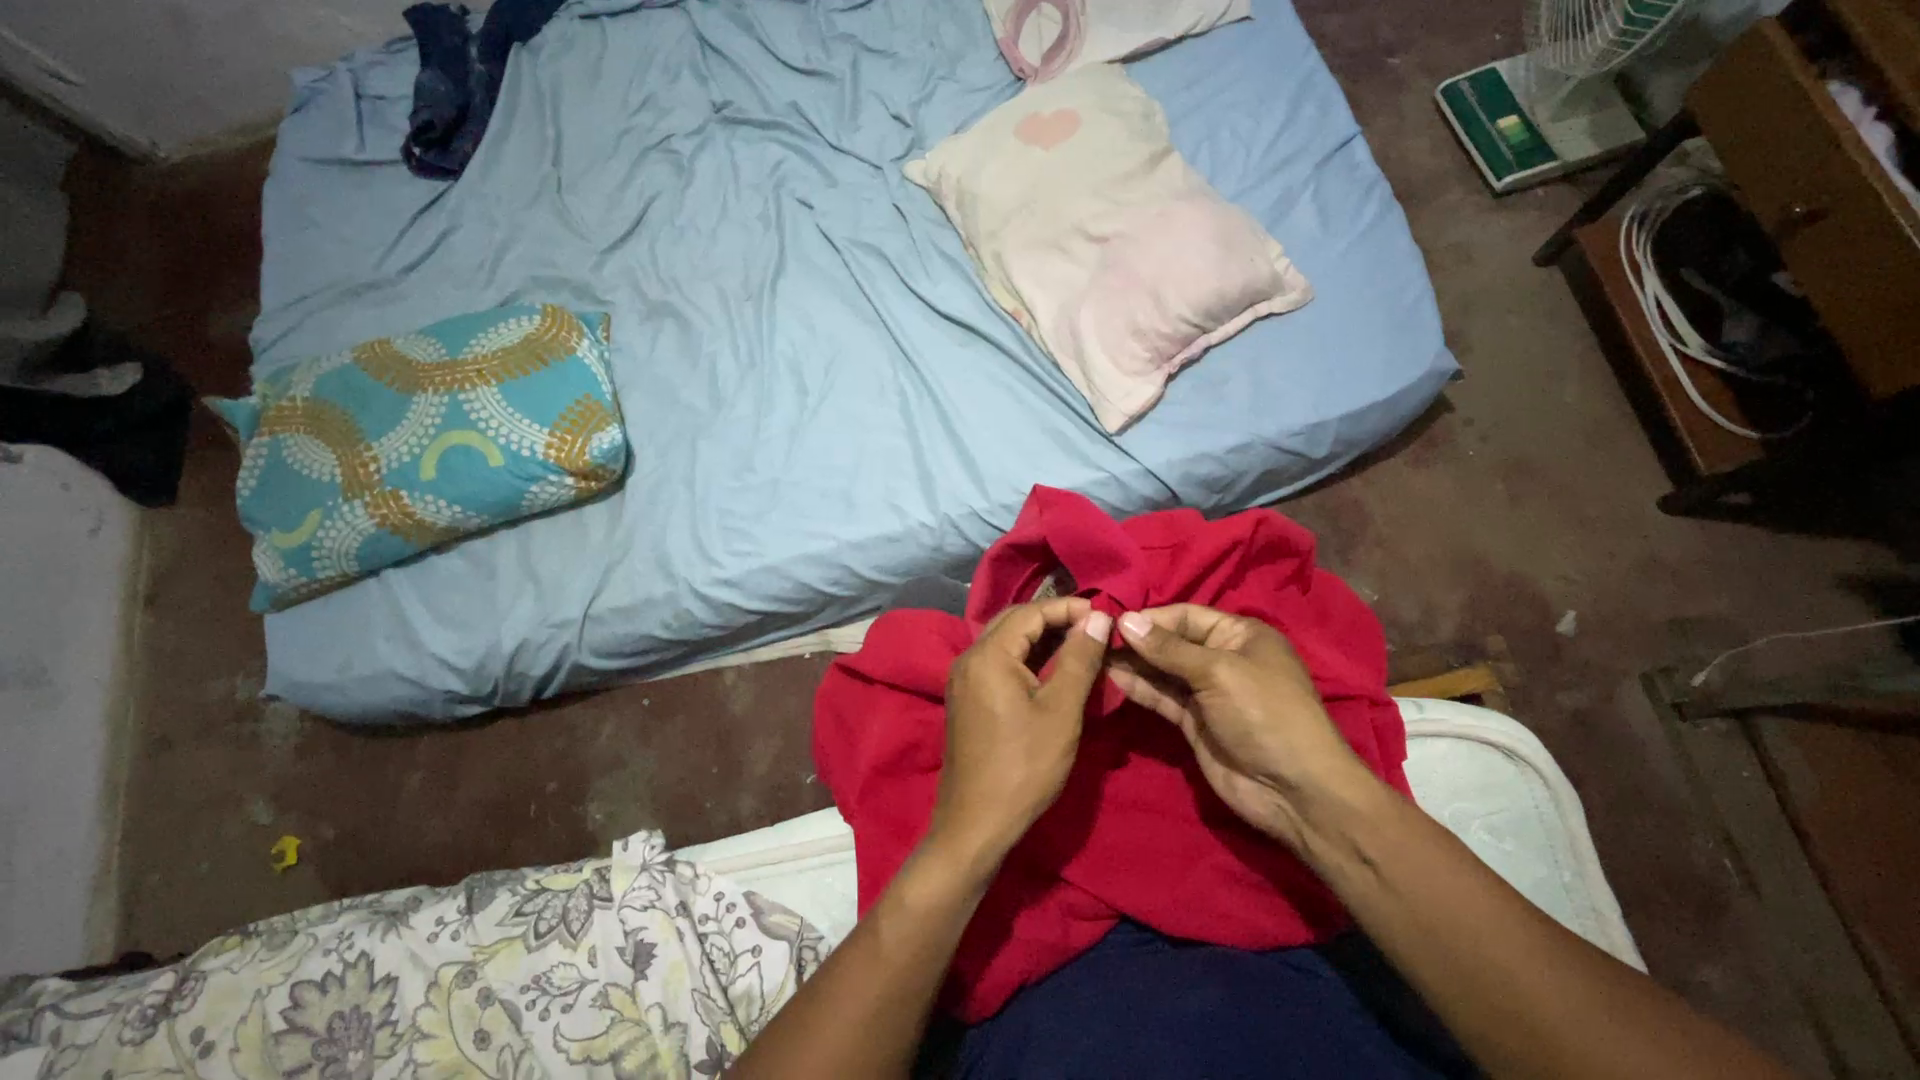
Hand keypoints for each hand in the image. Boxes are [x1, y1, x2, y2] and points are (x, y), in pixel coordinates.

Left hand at [930, 598, 1111, 867]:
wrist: (976, 822)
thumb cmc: (1024, 767)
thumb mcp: (1061, 711)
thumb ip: (1079, 659)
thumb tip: (1098, 618)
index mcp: (988, 655)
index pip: (1030, 612)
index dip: (1068, 607)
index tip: (1105, 614)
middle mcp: (967, 659)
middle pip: (1013, 621)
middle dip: (1054, 617)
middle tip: (1094, 626)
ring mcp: (962, 680)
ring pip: (1004, 642)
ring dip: (1040, 638)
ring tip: (1080, 644)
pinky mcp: (965, 699)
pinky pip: (997, 663)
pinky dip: (1025, 658)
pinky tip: (1052, 670)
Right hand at [1108, 604, 1374, 846]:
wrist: (1292, 788)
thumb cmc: (1264, 714)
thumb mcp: (1218, 672)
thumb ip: (1169, 648)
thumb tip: (1126, 621)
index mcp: (1240, 635)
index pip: (1186, 615)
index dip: (1150, 618)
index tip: (1111, 621)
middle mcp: (1223, 658)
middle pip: (1172, 642)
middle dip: (1138, 641)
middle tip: (1095, 640)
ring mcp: (1208, 693)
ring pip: (1163, 671)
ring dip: (1133, 665)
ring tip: (1095, 657)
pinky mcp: (1194, 722)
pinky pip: (1162, 698)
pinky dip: (1139, 689)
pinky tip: (1113, 679)